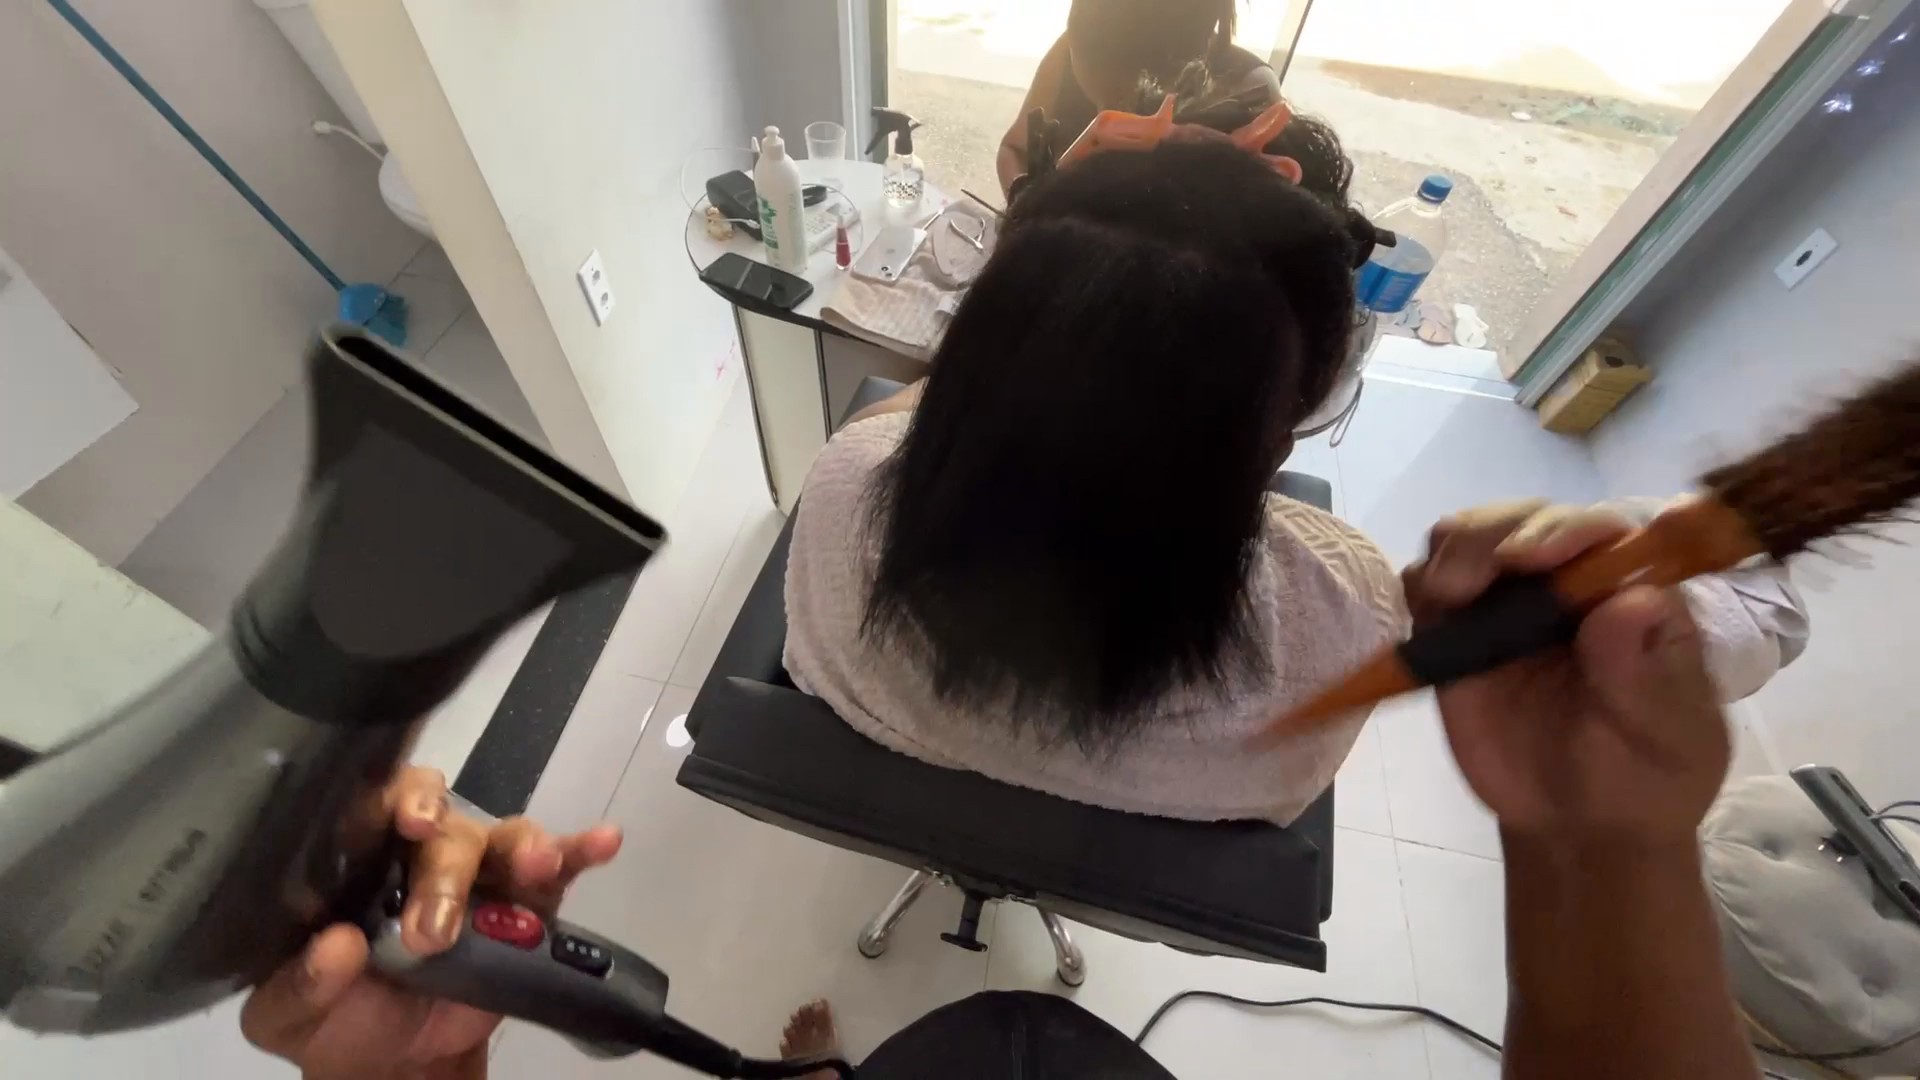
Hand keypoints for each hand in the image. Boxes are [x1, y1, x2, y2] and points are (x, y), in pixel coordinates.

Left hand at [240, 766, 622, 1078]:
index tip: (415, 822)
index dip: (402, 800)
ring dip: (528, 849)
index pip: (385, 804)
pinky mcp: (536, 897)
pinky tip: (606, 840)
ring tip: (539, 868)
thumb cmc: (341, 1017)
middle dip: (448, 876)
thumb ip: (300, 986)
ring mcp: (491, 872)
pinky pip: (565, 863)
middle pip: (453, 831)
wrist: (406, 1060)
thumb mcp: (289, 1014)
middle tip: (435, 935)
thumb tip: (336, 947)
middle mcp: (433, 853)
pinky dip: (584, 849)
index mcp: (369, 862)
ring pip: (511, 838)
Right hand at [1404, 501, 1729, 841]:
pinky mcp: (1452, 628)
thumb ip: (1647, 672)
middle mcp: (1563, 586)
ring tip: (1447, 595)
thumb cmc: (1639, 777)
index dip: (1568, 530)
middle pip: (1523, 520)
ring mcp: (1502, 604)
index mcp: (1627, 597)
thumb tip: (1637, 599)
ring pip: (1467, 540)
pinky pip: (1425, 584)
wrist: (1570, 819)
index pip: (1604, 533)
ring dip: (1453, 551)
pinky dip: (1418, 582)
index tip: (1535, 558)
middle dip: (1494, 533)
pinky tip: (1427, 611)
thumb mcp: (1666, 734)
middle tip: (1472, 581)